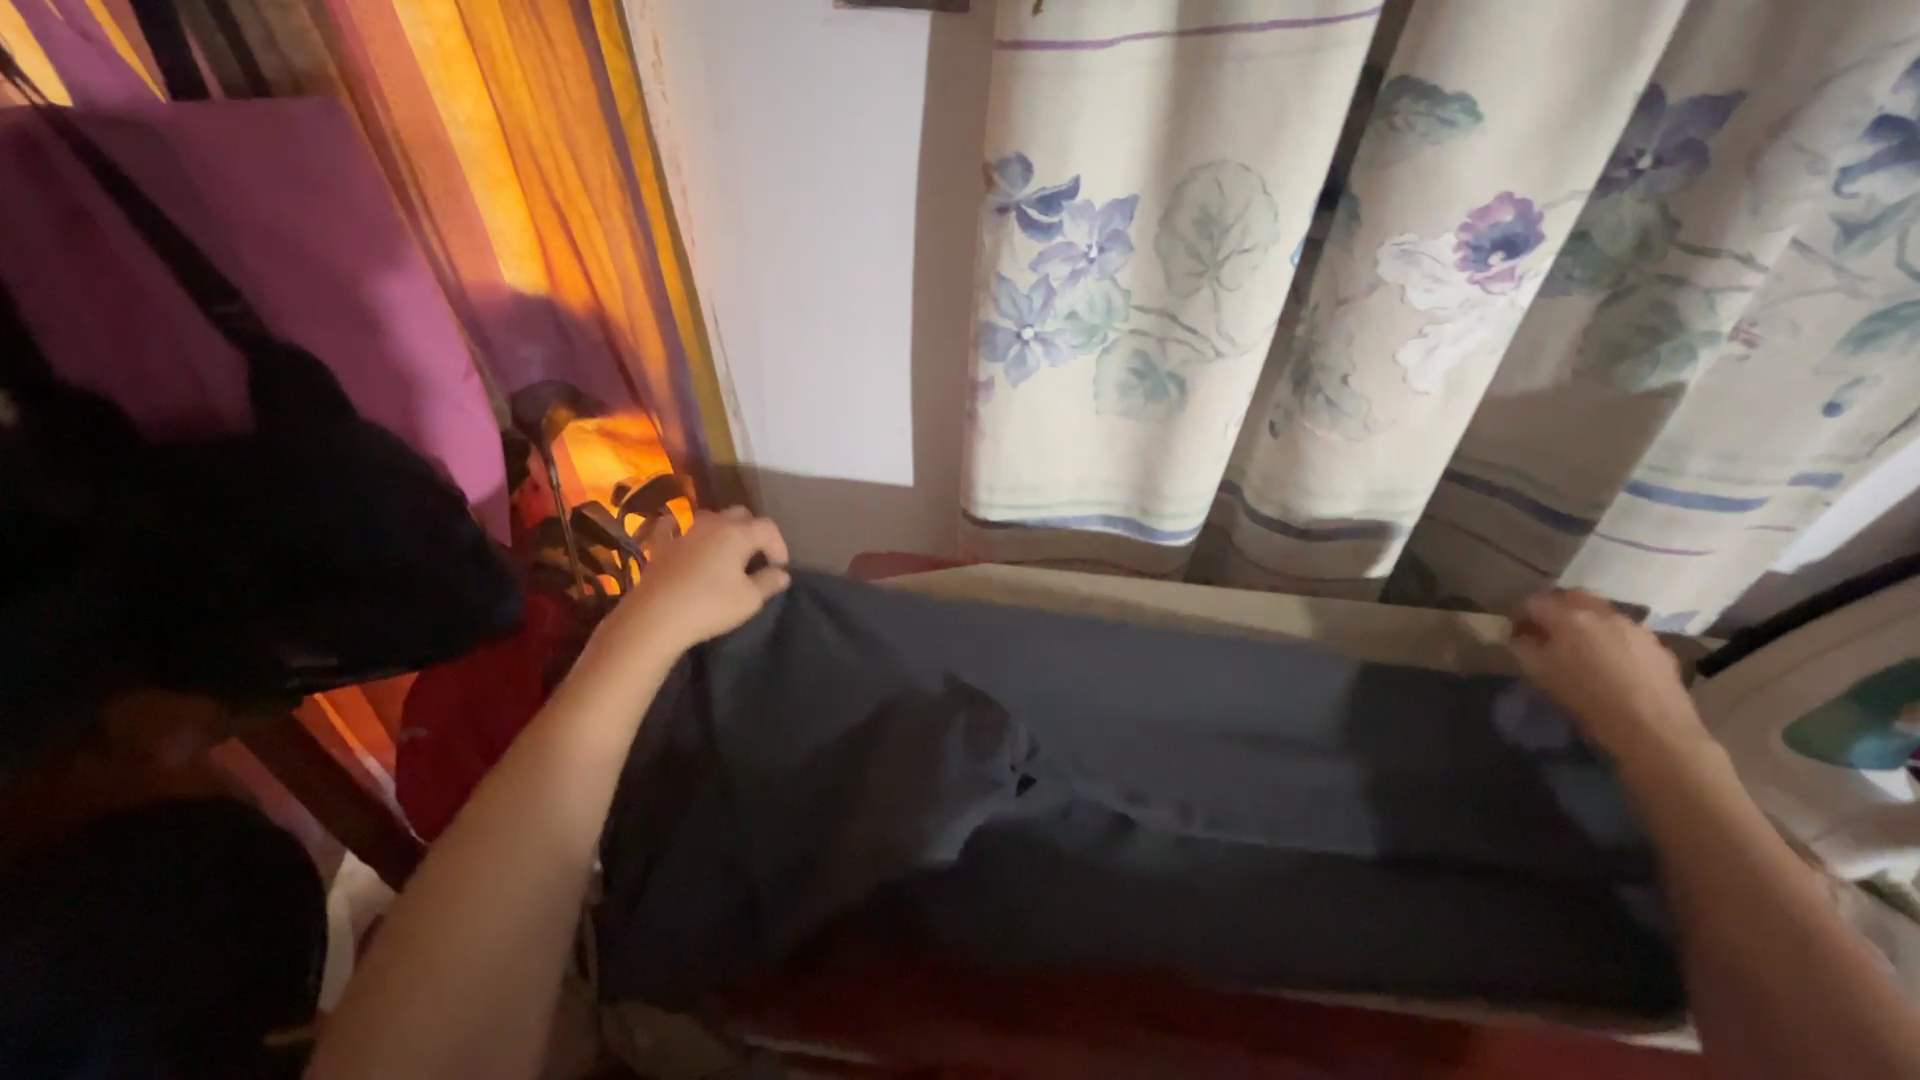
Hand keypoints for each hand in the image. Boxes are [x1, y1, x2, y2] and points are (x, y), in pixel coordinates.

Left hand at [598, 508, 789, 655]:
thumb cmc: (709, 606)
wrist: (654, 617)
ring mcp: (684, 532)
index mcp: (737, 533)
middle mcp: (711, 524)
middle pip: (740, 515)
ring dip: (725, 532)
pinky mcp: (662, 545)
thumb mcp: (749, 600)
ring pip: (712, 520)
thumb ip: (769, 582)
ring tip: (728, 555)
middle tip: (757, 557)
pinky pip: (680, 529)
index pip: (767, 527)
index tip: (779, 568)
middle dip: (754, 532)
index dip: (779, 545)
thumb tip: (781, 573)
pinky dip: (690, 535)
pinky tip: (689, 544)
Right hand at [1509, 588, 1710, 762]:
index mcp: (1569, 618)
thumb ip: (1524, 648)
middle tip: (1547, 630)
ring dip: (1586, 621)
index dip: (1521, 614)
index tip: (1516, 632)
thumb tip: (1521, 636)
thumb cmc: (1587, 700)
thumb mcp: (1540, 675)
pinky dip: (1611, 638)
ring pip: (1603, 611)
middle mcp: (1602, 614)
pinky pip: (1625, 631)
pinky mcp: (1656, 645)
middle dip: (1556, 607)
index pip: (1534, 602)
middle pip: (1573, 595)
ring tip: (1581, 646)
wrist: (1652, 727)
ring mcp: (1634, 627)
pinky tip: (1611, 662)